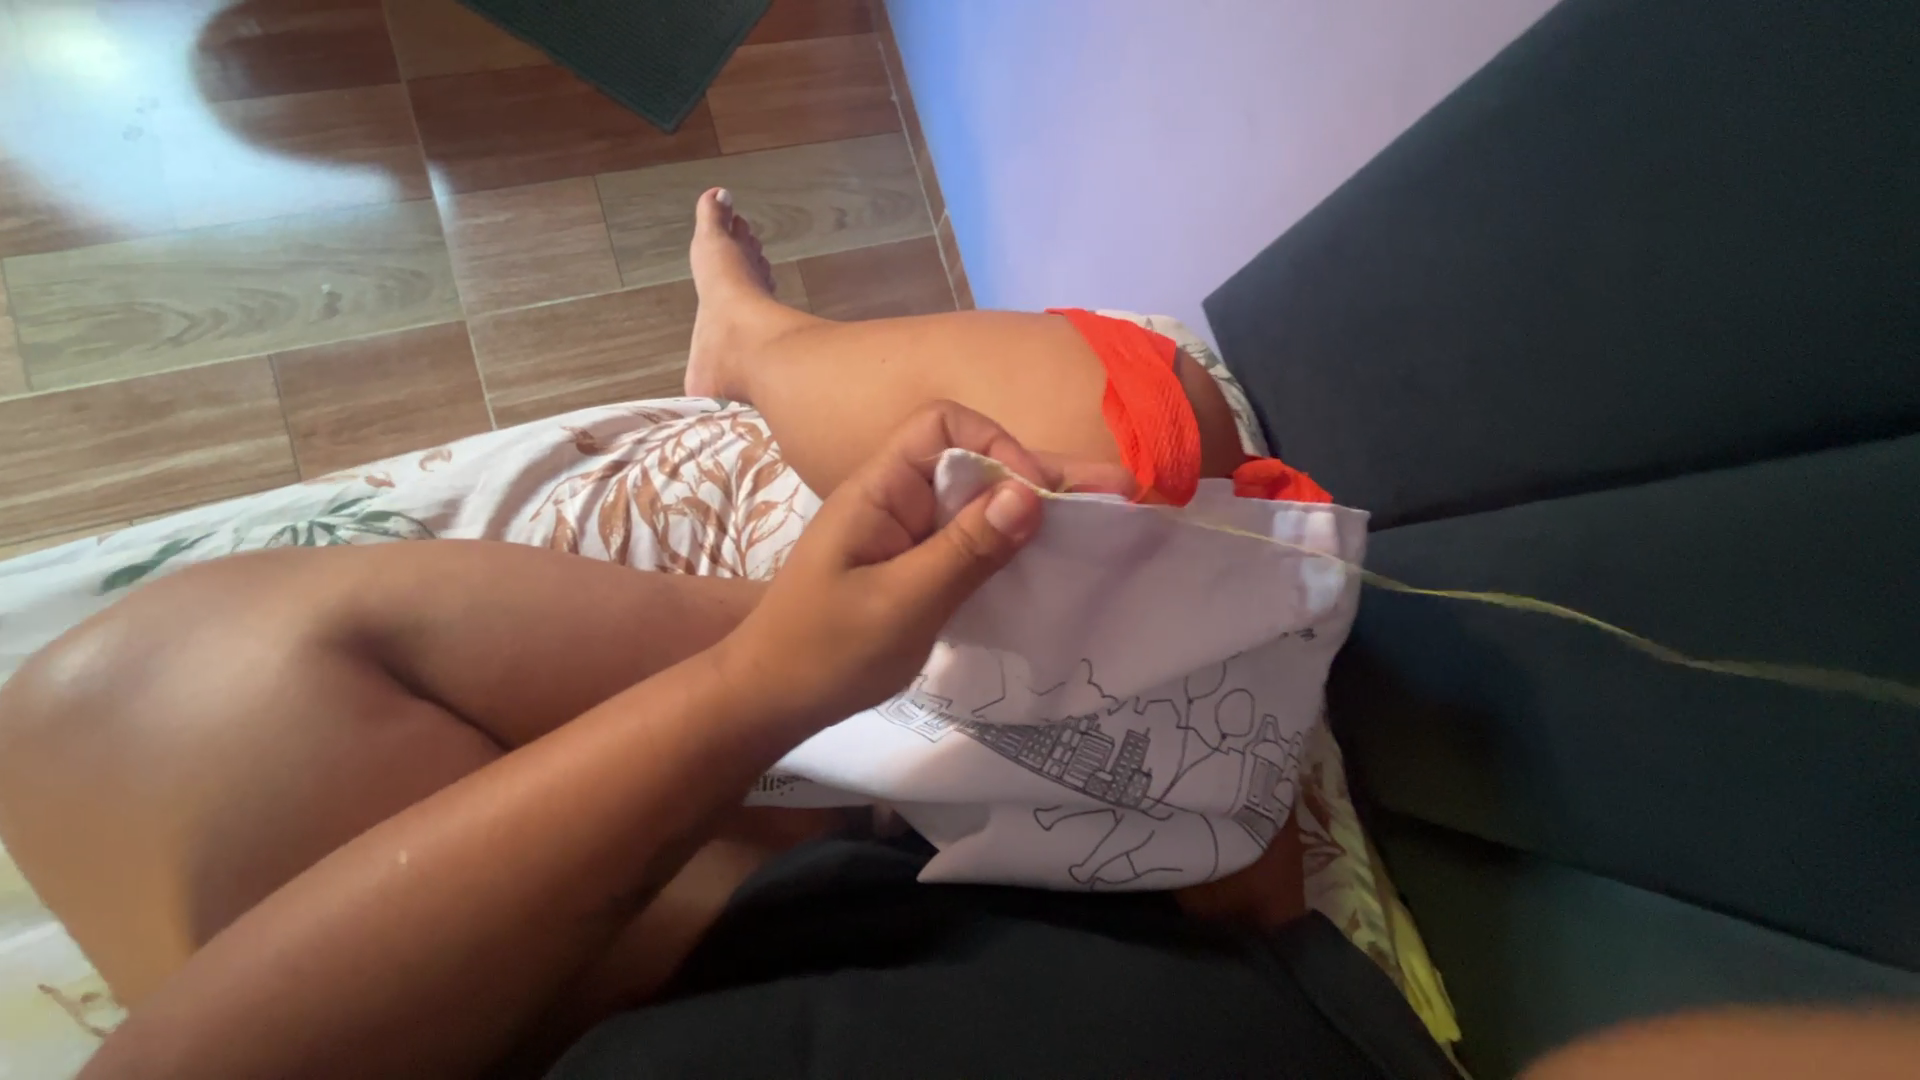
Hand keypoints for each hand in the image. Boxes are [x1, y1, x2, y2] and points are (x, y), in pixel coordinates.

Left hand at [716, 402, 1129, 726]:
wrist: (771, 699)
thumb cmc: (824, 650)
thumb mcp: (900, 602)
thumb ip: (965, 549)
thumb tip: (1032, 494)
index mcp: (881, 488)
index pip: (945, 428)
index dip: (998, 447)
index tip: (1037, 496)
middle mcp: (898, 499)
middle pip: (975, 465)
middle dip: (1042, 476)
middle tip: (1118, 492)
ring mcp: (907, 535)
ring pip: (979, 506)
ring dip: (1035, 511)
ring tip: (1104, 517)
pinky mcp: (916, 568)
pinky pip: (970, 543)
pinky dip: (1010, 545)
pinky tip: (1050, 558)